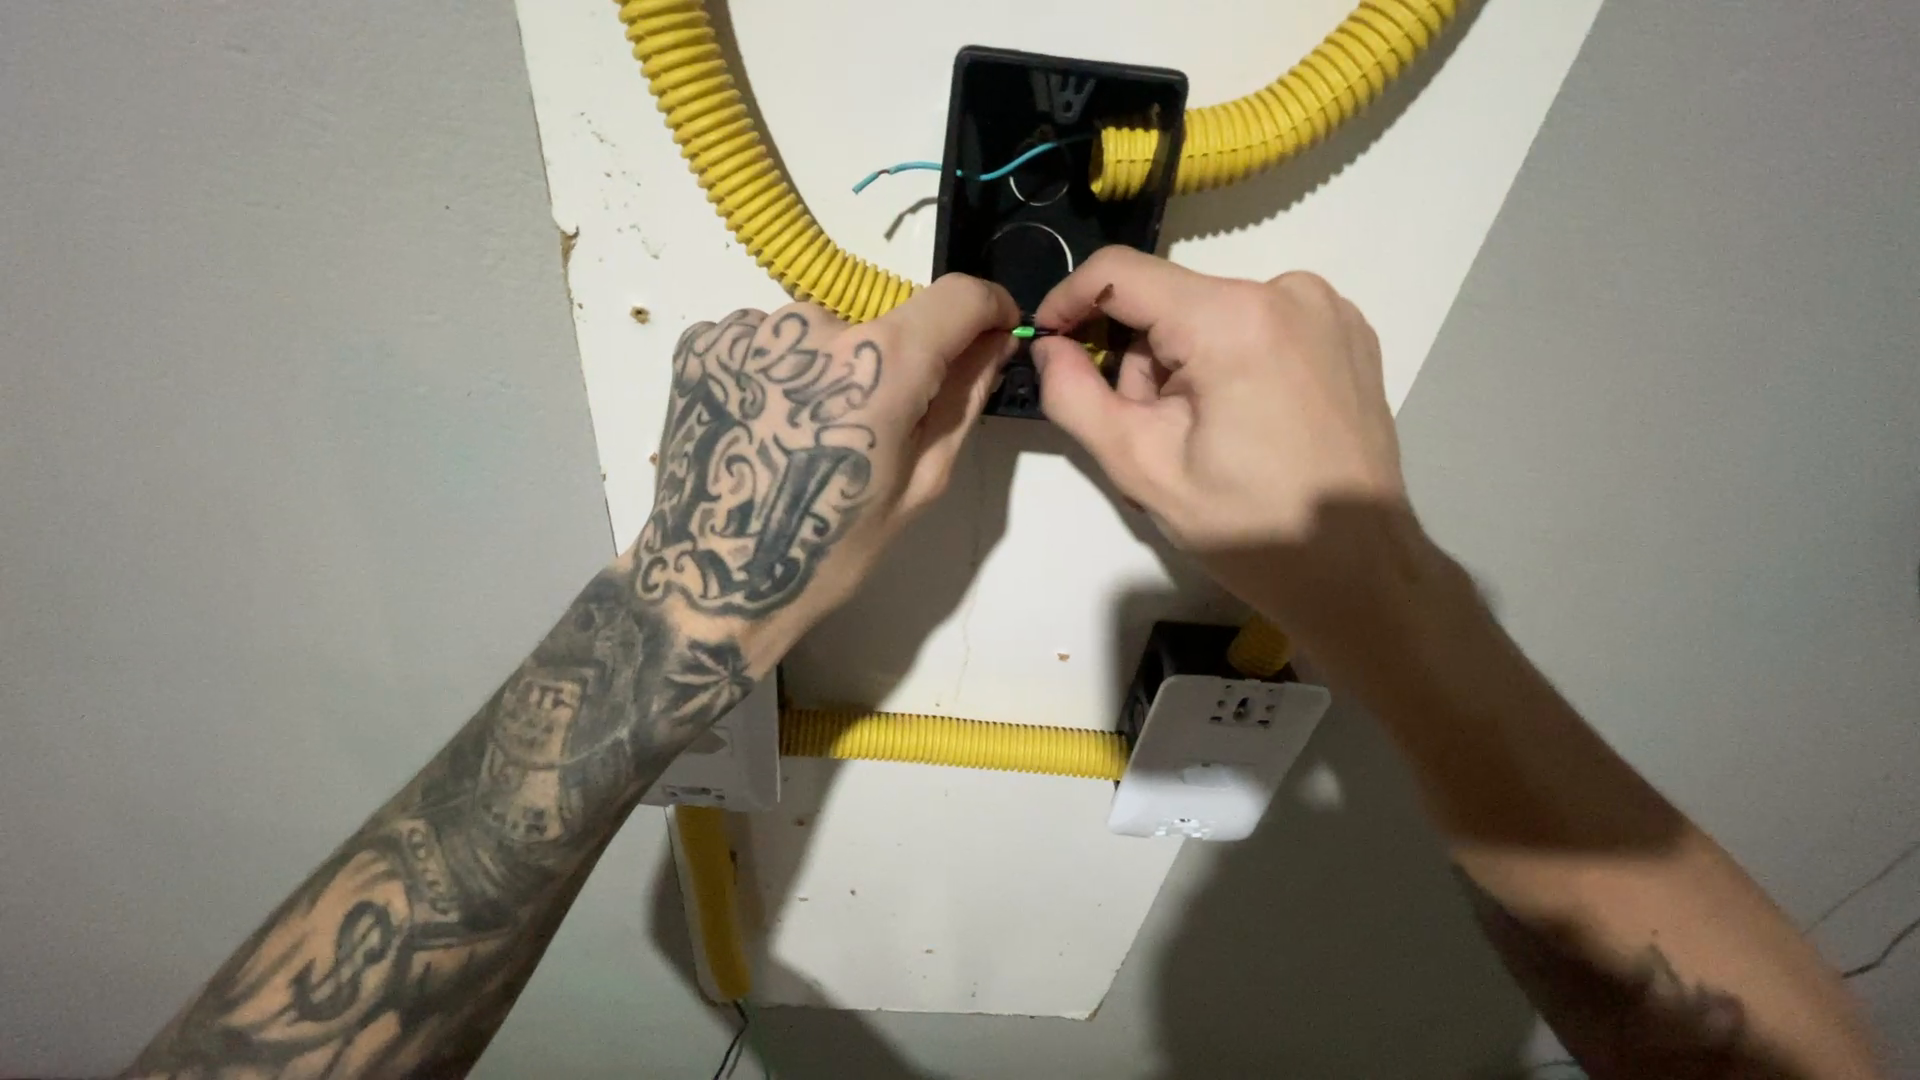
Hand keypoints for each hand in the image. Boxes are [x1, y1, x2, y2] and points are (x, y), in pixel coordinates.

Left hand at [637, 274, 1018, 666]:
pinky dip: (782, 372)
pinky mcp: (704, 342)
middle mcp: (812, 325)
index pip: (956, 298)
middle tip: (865, 434)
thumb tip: (994, 339)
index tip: (991, 329)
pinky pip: (771, 341)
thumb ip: (962, 400)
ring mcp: (749, 329)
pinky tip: (765, 426)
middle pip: (883, 320)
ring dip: (830, 369)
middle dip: (892, 365)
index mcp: (877, 367)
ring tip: (803, 437)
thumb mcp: (919, 484)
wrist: (714, 579)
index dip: (987, 308)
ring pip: (822, 332)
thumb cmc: (830, 546)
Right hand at [1032, 246, 1412, 641]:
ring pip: (1209, 315)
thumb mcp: (1141, 467)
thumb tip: (1048, 347)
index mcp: (1232, 319)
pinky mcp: (1346, 331)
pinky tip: (1246, 422)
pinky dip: (1229, 363)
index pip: (1119, 274)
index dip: (1067, 302)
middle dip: (1139, 363)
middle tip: (1153, 436)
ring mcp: (1325, 307)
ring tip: (1204, 439)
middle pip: (1167, 302)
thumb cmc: (1246, 525)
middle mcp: (1286, 289)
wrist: (1356, 568)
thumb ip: (1075, 397)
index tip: (1047, 344)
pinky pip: (1255, 326)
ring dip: (1183, 367)